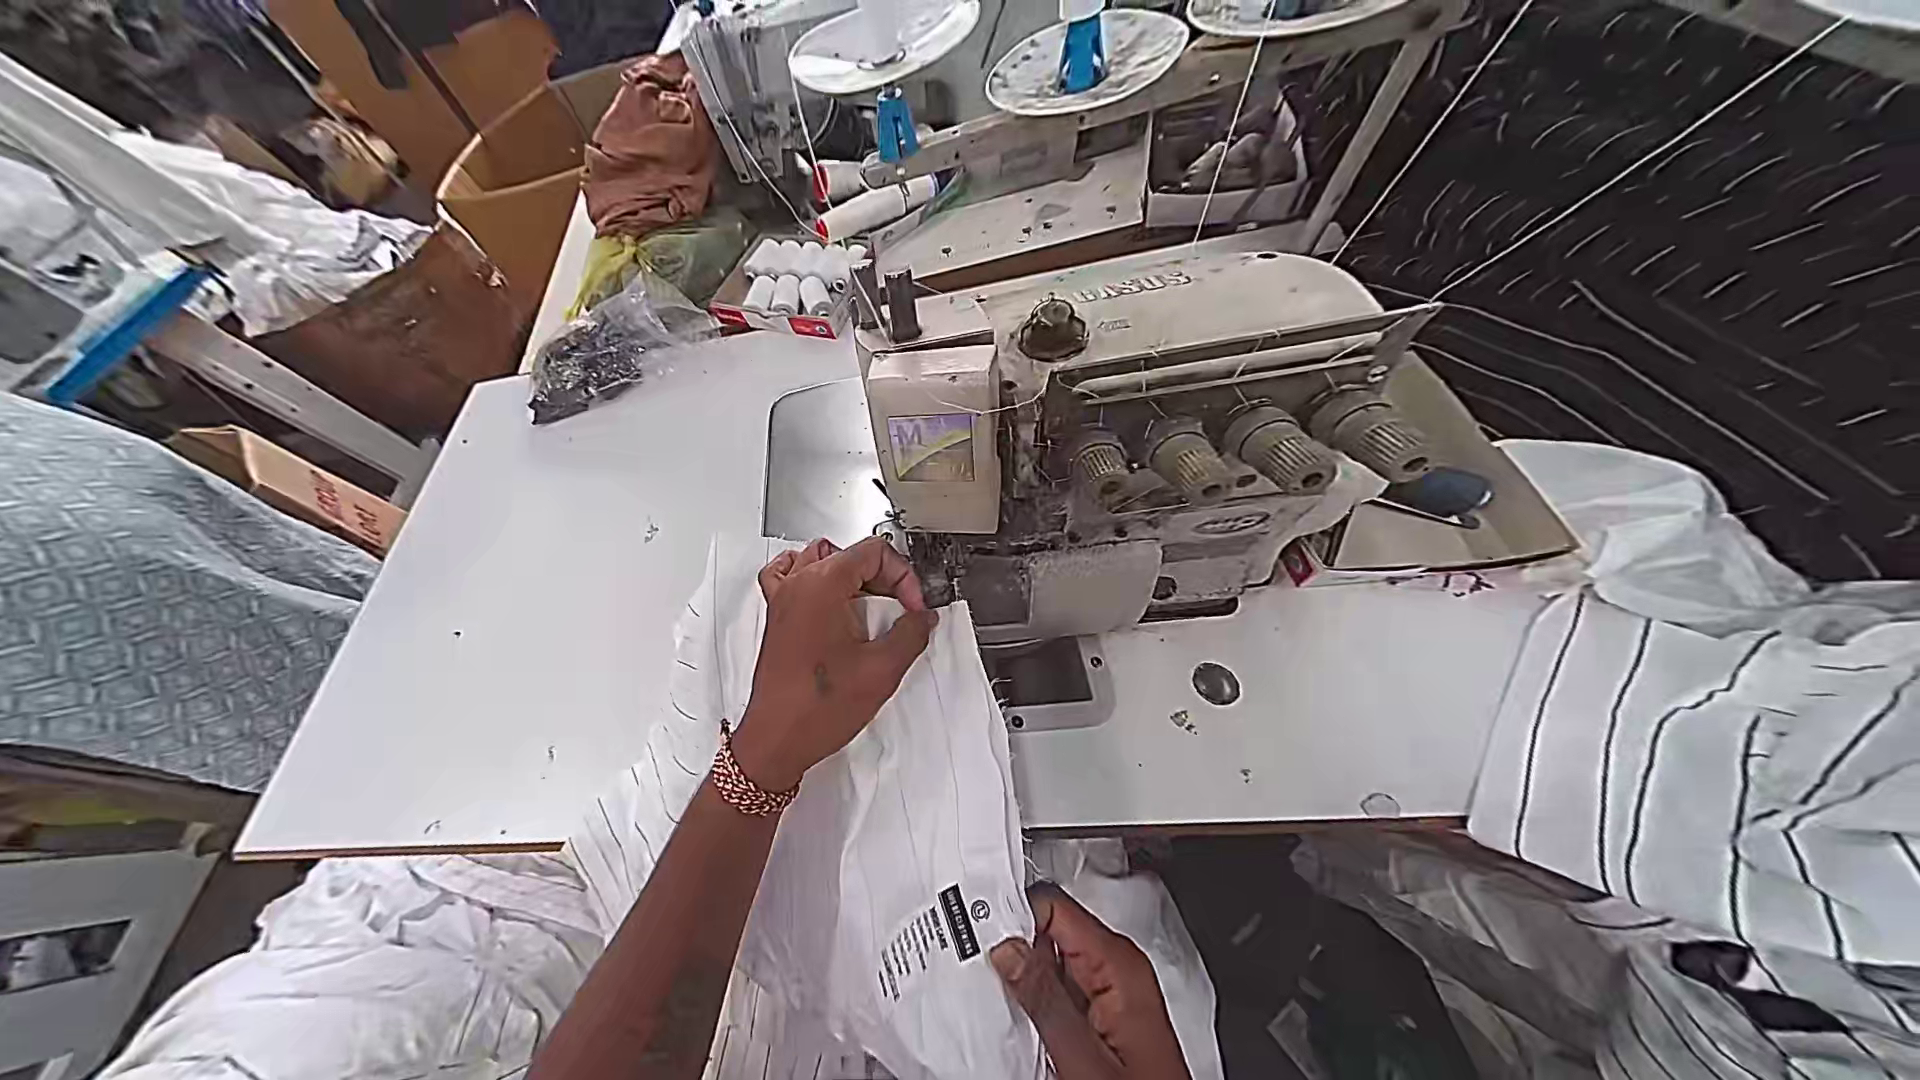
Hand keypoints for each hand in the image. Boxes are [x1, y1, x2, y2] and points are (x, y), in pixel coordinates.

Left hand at [733, 536, 936, 791]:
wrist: (777, 739)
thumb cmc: (816, 709)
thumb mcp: (882, 670)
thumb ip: (911, 633)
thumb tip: (923, 618)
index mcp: (823, 585)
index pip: (875, 552)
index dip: (903, 577)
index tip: (912, 607)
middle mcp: (798, 584)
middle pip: (852, 554)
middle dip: (885, 579)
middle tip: (901, 611)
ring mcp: (784, 599)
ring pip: (824, 560)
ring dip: (854, 577)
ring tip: (872, 606)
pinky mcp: (779, 617)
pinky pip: (791, 576)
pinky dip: (814, 578)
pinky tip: (832, 599)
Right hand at [992, 883, 1191, 1079]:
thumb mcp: (1084, 1059)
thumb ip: (1044, 998)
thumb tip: (1007, 947)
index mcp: (1118, 963)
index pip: (1054, 906)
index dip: (1014, 916)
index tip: (984, 934)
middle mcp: (1116, 967)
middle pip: (1050, 927)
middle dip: (1015, 945)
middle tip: (983, 965)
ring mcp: (1110, 990)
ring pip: (1051, 958)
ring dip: (1023, 972)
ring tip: (999, 994)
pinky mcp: (1102, 1014)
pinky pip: (1059, 986)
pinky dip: (1035, 995)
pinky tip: (1021, 1015)